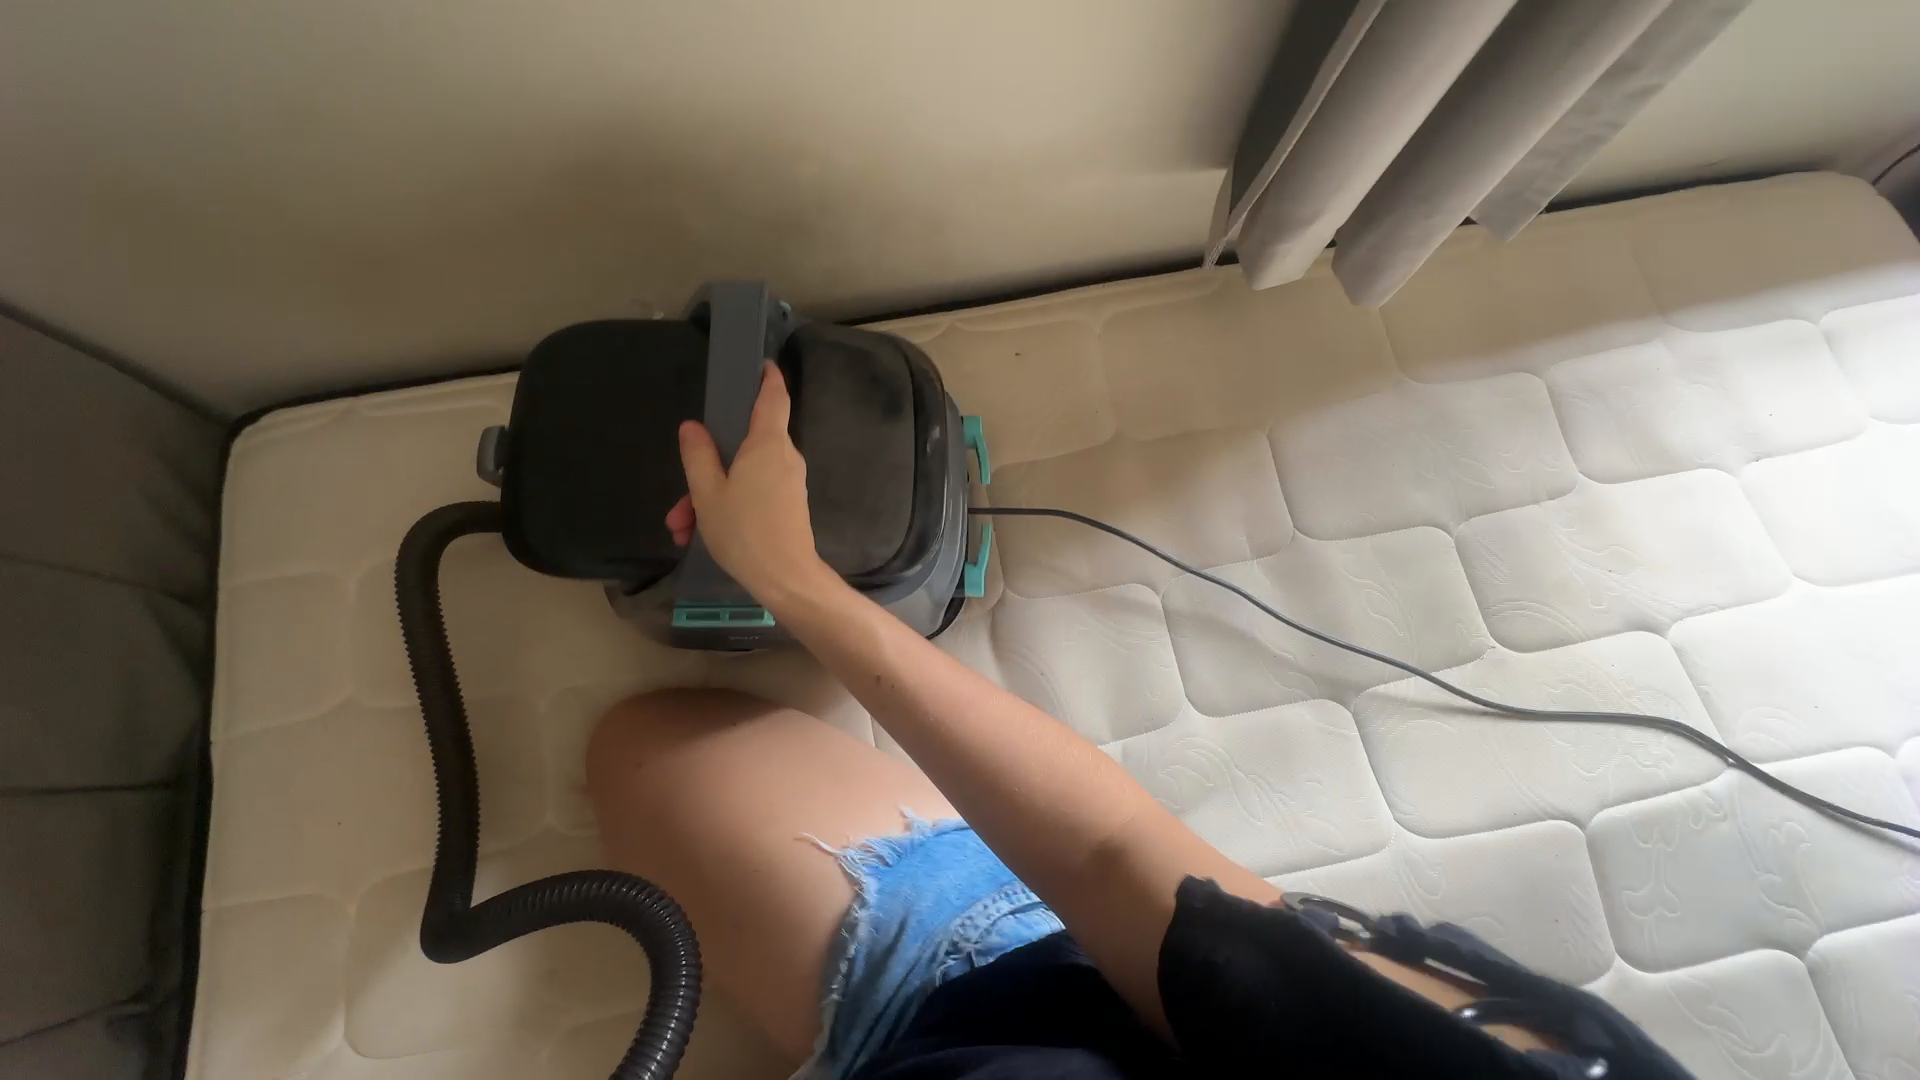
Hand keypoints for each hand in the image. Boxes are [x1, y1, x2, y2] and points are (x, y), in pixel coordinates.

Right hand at [669, 362, 832, 603]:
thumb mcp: (707, 493)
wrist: (786, 579)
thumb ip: (698, 456)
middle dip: (706, 467)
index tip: (760, 364)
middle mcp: (784, 457)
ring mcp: (789, 482)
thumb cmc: (745, 531)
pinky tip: (698, 535)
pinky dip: (726, 508)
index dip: (767, 377)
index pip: (774, 396)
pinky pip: (753, 494)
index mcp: (768, 443)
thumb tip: (693, 427)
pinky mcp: (788, 504)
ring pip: (742, 476)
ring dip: (709, 497)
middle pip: (744, 445)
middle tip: (681, 500)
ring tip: (682, 527)